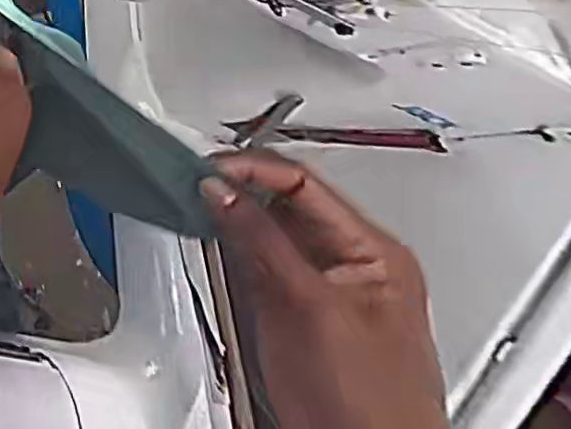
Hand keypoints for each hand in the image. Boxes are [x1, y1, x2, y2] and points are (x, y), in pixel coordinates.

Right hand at [203, 150, 447, 428]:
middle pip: (282, 201)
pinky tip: (209, 234)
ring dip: (231, 213)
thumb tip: (221, 188)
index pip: (303, 184)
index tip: (212, 167)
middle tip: (197, 178)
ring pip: (265, 226)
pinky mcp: (290, 305)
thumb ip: (260, 240)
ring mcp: (318, 283)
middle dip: (239, 188)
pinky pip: (254, 255)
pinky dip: (229, 241)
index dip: (253, 168)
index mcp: (373, 252)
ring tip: (197, 200)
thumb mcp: (310, 309)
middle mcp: (348, 261)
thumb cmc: (370, 411)